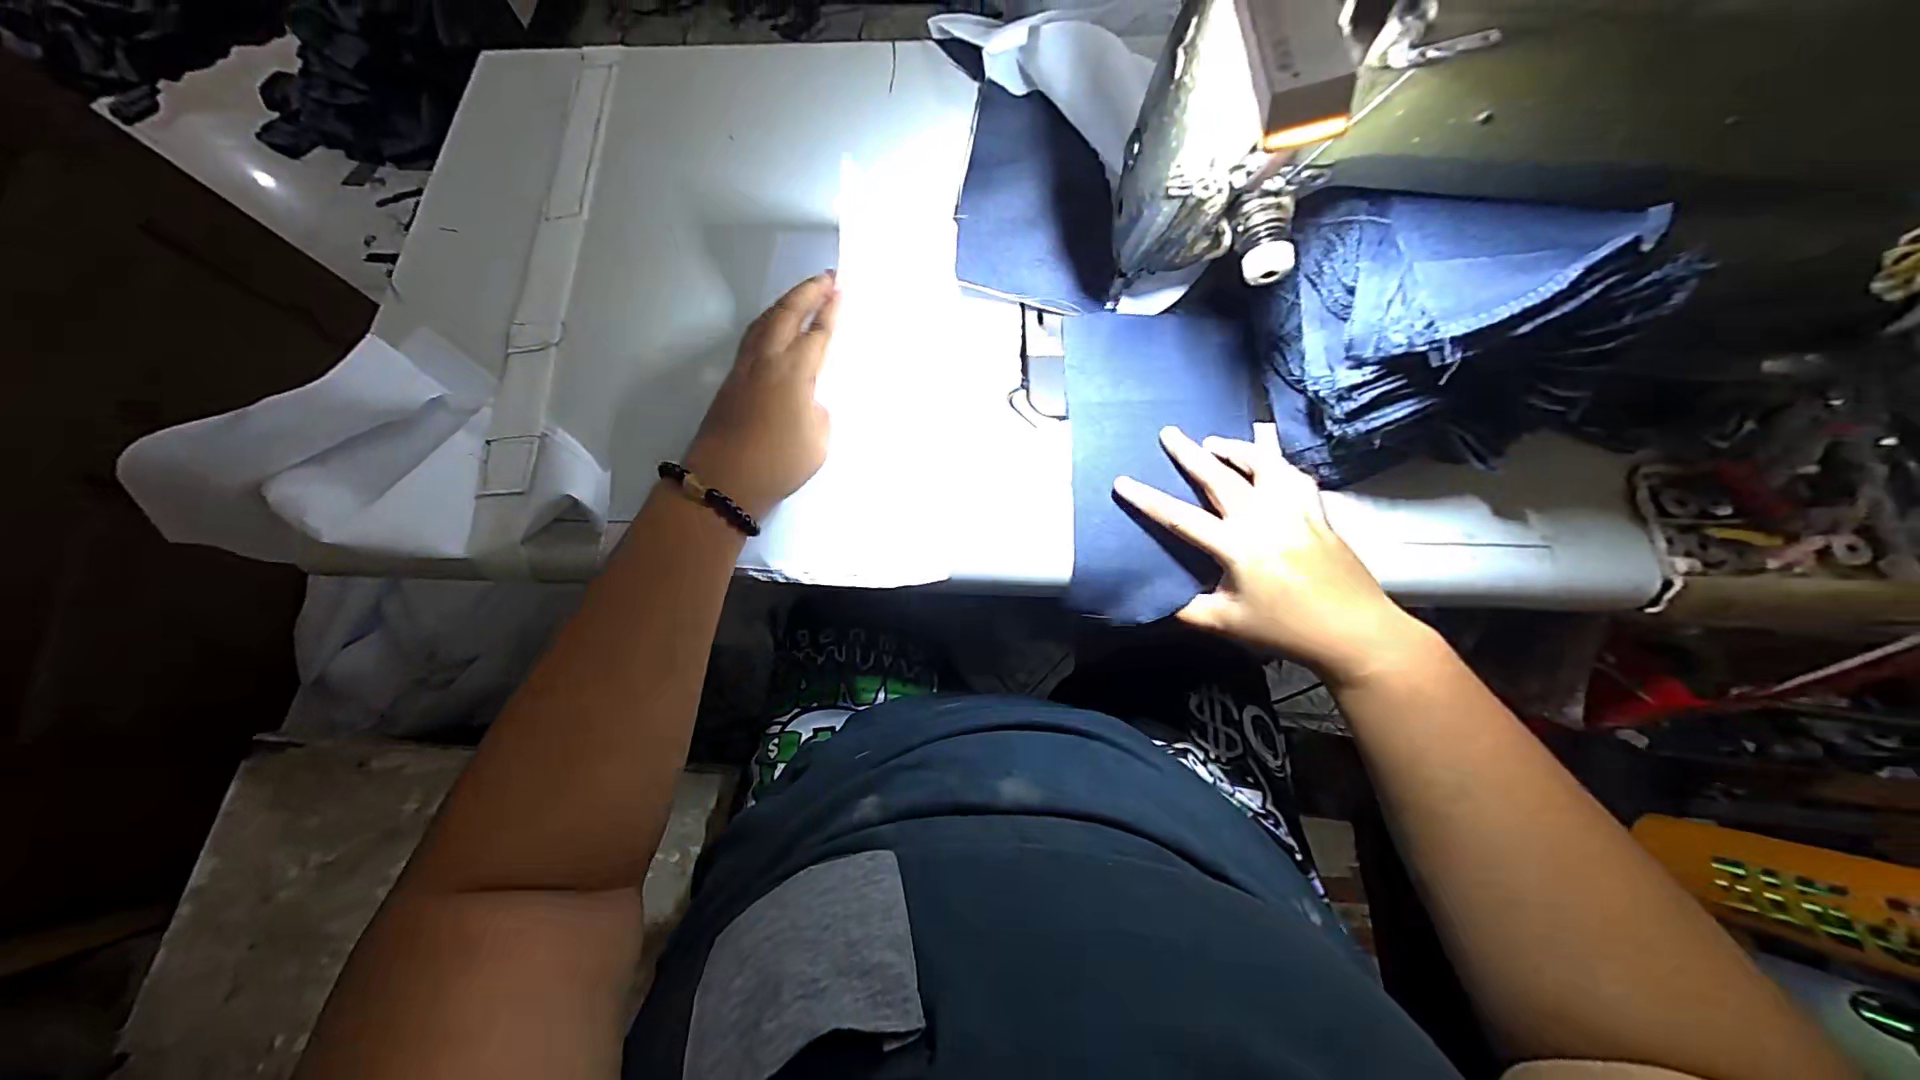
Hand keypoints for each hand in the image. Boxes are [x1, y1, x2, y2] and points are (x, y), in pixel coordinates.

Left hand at [684, 272, 839, 519]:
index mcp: (796, 372)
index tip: (839, 290)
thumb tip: (809, 398)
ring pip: (765, 320)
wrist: (724, 480)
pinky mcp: (731, 379)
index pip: (817, 333)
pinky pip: (753, 336)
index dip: (830, 311)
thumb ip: (818, 411)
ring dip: (786, 302)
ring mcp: (745, 367)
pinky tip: (774, 326)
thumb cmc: (779, 464)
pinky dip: (769, 321)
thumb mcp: (818, 442)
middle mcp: (769, 359)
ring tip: (802, 294)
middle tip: (826, 277)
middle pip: (788, 313)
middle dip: (808, 292)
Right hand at [1113, 424, 1434, 687]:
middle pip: (1220, 477)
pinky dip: (1277, 464)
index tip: (1122, 482)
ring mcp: (1294, 512)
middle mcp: (1264, 519)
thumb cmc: (1287, 629)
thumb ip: (1187, 610)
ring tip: (1216, 441)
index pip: (1181, 518)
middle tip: (1169, 432)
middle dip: (1189, 453)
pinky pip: (1295, 478)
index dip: (1147, 500)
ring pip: (1263, 466)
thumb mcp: (1227, 624)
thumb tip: (1159, 599)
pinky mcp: (1317, 514)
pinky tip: (1269, 464)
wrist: (1355, 631)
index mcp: (1237, 546)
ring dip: (1236, 448)